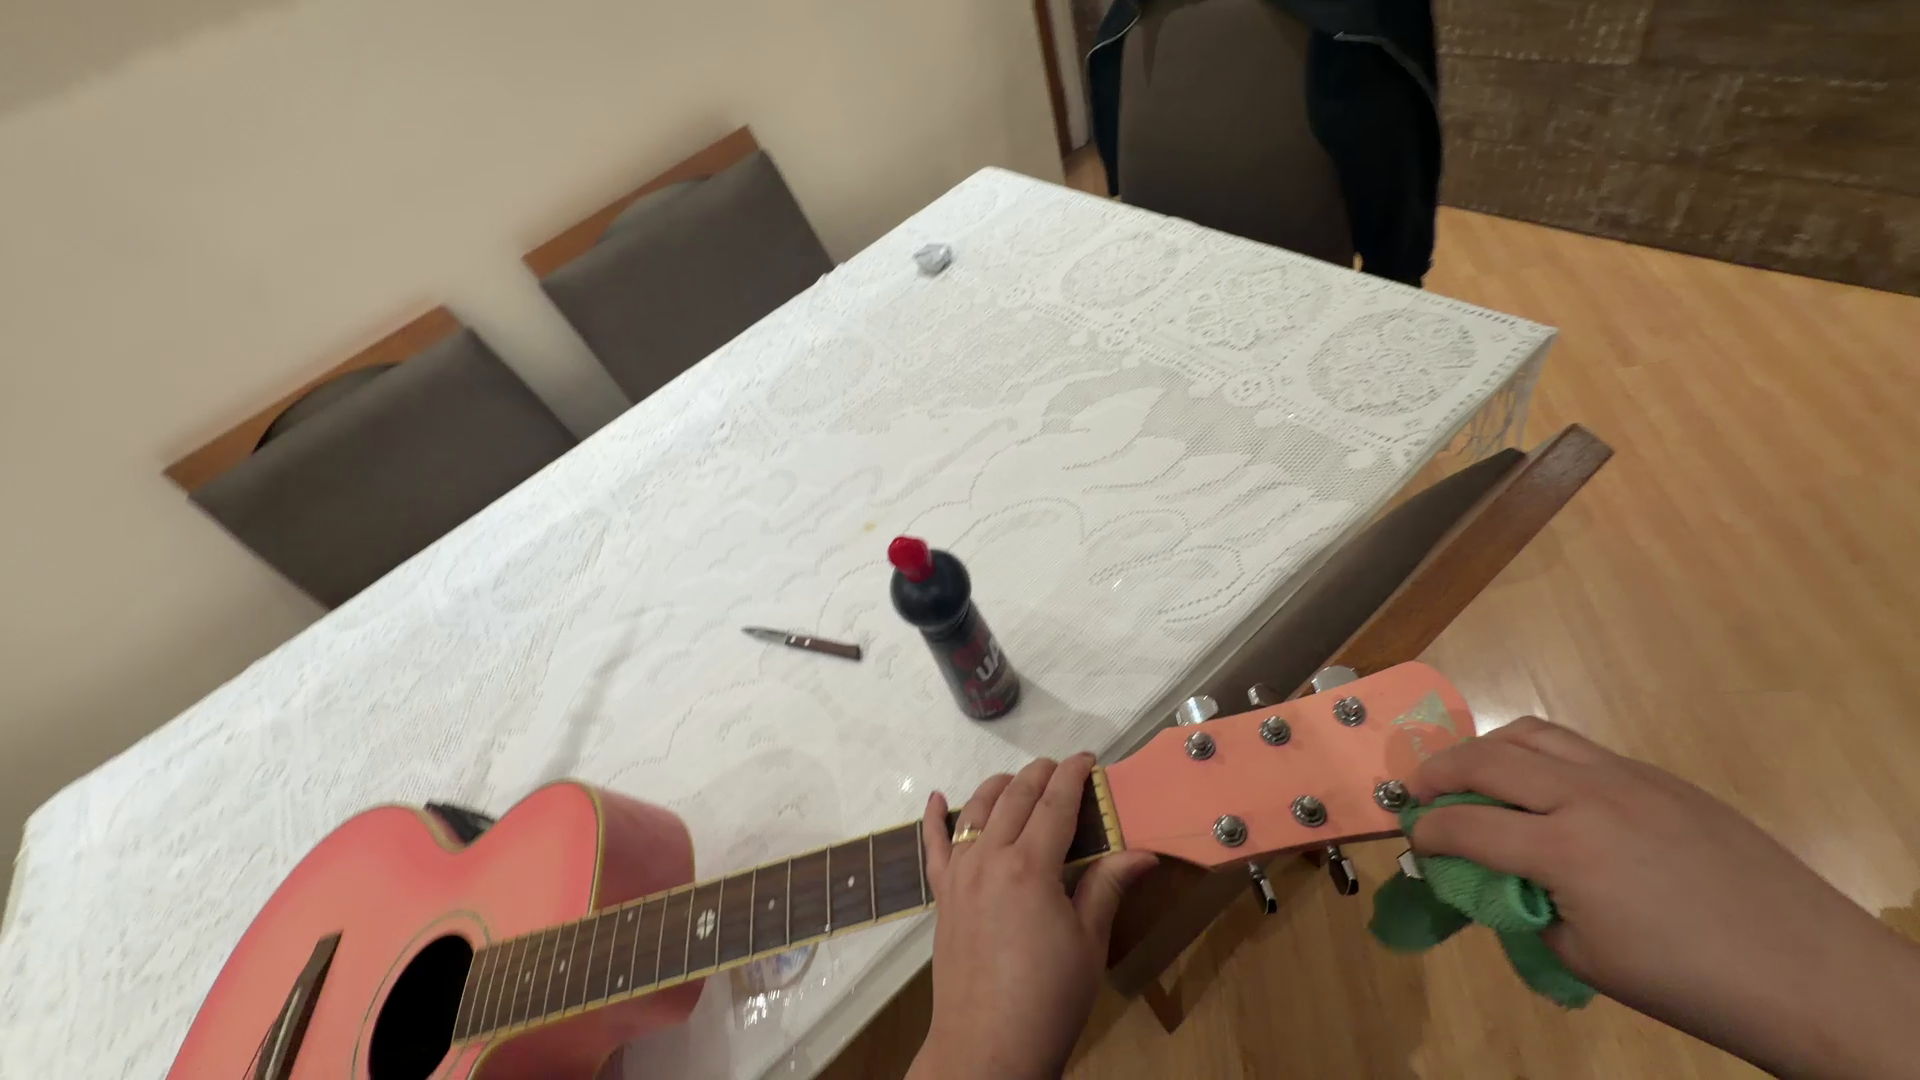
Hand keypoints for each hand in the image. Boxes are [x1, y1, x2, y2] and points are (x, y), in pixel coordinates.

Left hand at [906, 755, 1156, 1079]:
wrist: (987, 1049)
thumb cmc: (1048, 998)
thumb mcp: (1089, 943)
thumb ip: (1107, 886)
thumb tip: (1143, 852)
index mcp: (1030, 866)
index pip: (1054, 803)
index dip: (1072, 775)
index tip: (1087, 758)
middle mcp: (989, 858)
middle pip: (1014, 797)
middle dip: (1039, 774)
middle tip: (1060, 768)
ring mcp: (959, 874)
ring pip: (976, 811)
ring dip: (998, 786)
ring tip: (1018, 780)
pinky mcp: (941, 895)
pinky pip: (932, 846)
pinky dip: (933, 818)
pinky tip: (938, 798)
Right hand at [1410, 717, 1919, 1079]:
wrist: (1822, 980)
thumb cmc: (1693, 983)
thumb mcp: (1583, 958)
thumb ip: (1520, 904)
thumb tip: (1486, 876)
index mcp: (1566, 851)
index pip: (1463, 826)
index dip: (1425, 832)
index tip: (1410, 839)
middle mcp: (1589, 798)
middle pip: (1485, 760)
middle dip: (1435, 771)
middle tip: (1416, 790)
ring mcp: (1629, 779)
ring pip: (1531, 734)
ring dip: (1485, 748)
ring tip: (1471, 772)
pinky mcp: (1662, 779)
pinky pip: (1579, 749)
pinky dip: (1538, 757)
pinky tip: (1544, 789)